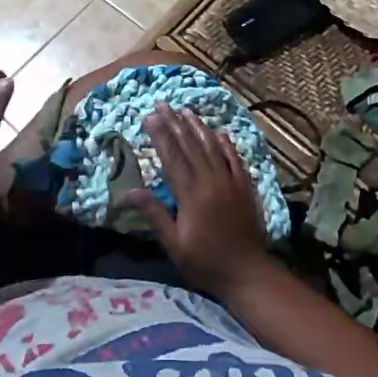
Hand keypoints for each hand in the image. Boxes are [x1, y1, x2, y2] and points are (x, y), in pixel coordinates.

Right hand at [126, 103, 272, 296]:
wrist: (248, 272)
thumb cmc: (205, 263)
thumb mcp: (174, 245)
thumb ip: (154, 215)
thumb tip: (129, 191)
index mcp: (192, 195)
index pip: (173, 157)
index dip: (160, 136)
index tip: (149, 117)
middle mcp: (212, 181)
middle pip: (191, 146)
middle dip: (175, 124)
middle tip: (162, 104)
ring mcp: (232, 182)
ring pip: (213, 147)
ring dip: (199, 127)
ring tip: (186, 111)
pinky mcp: (246, 187)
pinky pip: (235, 158)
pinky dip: (226, 143)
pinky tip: (219, 132)